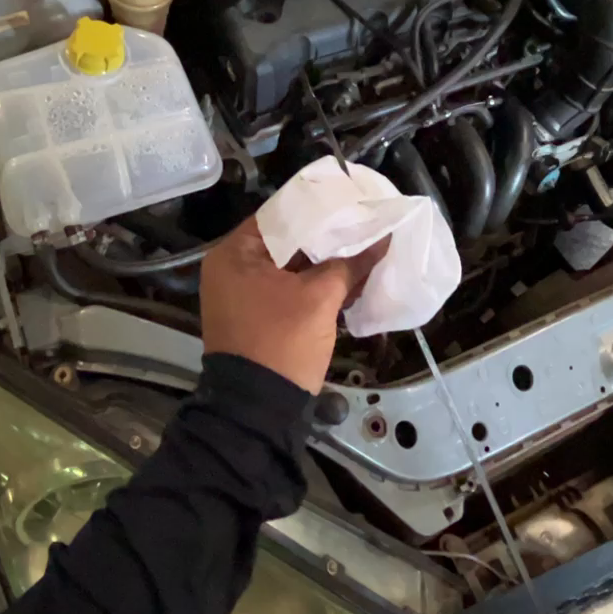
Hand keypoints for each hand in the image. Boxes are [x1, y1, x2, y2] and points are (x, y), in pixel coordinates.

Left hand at [199, 217, 387, 393]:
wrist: (259, 411)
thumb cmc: (281, 343)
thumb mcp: (319, 299)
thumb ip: (349, 264)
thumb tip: (382, 237)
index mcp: (234, 253)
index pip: (280, 215)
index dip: (318, 208)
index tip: (351, 202)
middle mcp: (231, 267)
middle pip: (285, 240)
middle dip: (324, 236)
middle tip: (361, 222)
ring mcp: (241, 293)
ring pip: (288, 266)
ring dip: (321, 261)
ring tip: (361, 244)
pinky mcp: (255, 314)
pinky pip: (286, 287)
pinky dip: (311, 283)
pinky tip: (346, 275)